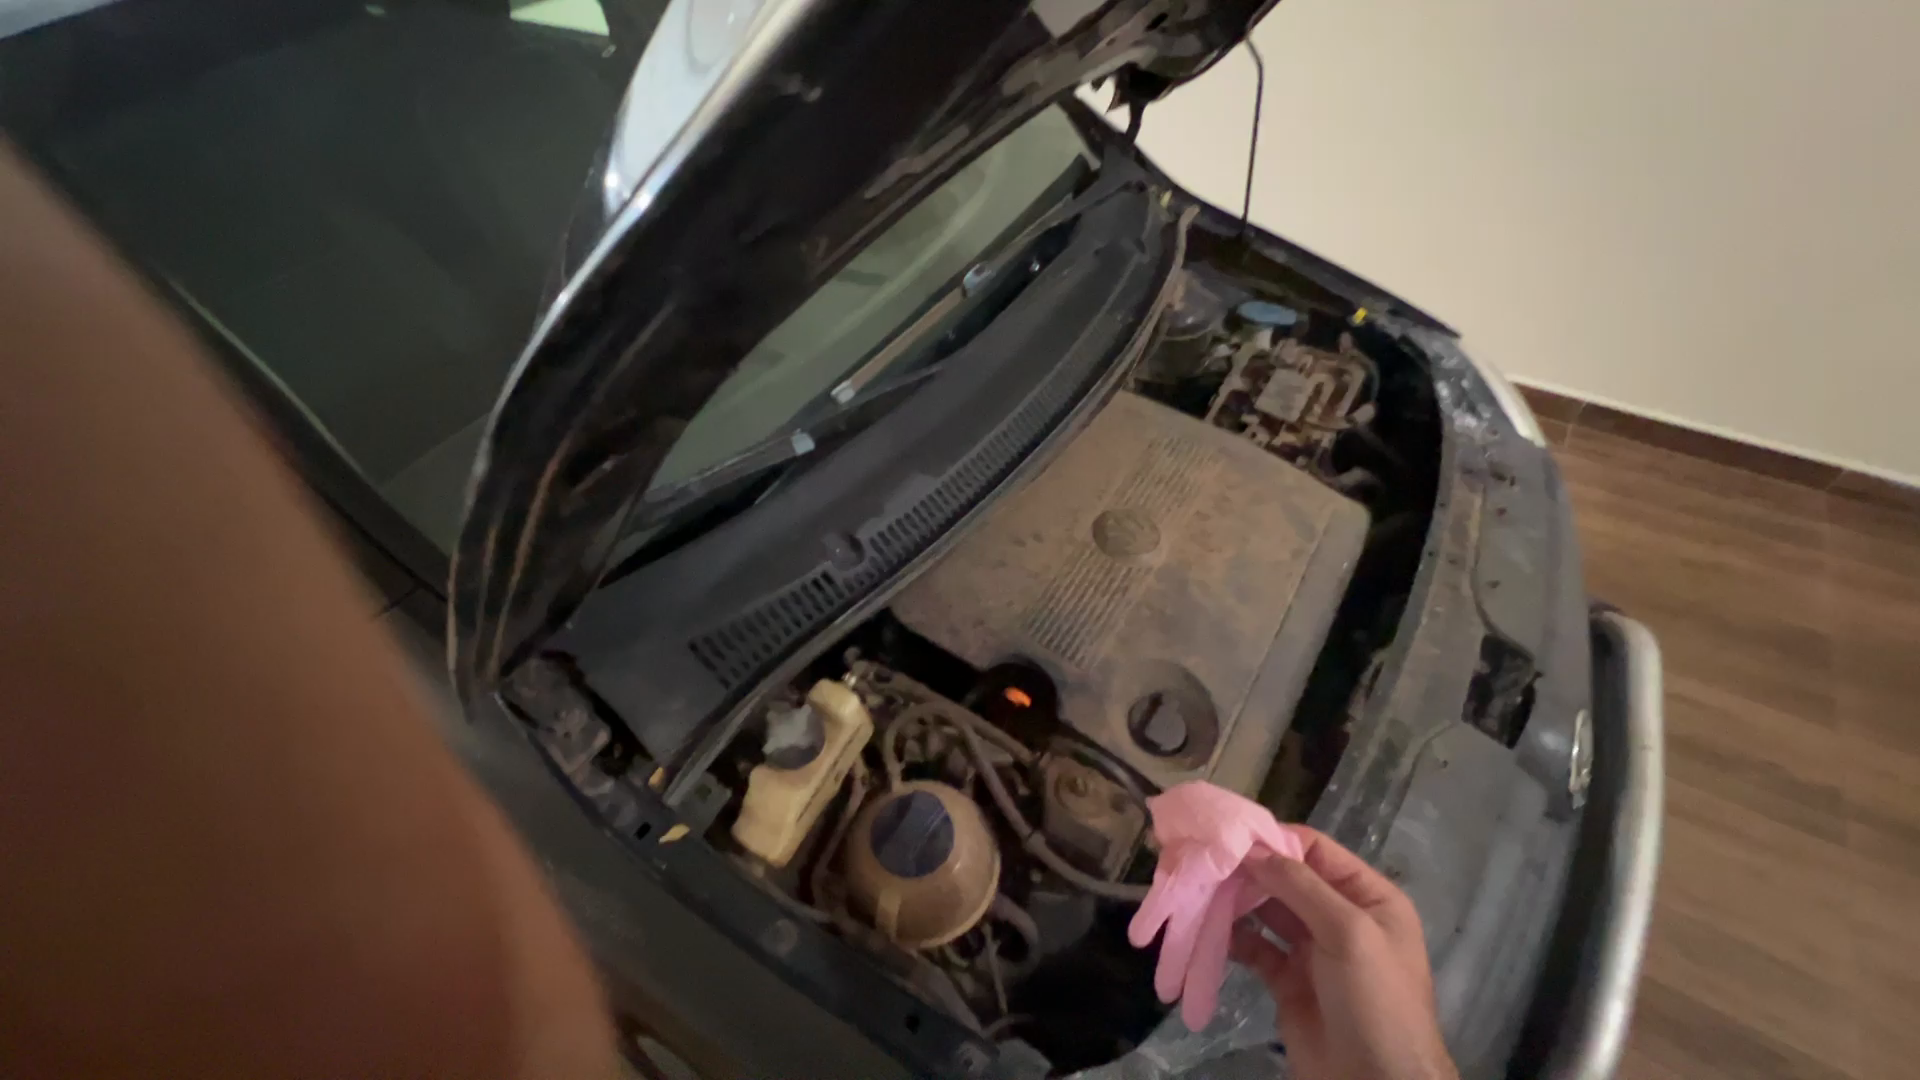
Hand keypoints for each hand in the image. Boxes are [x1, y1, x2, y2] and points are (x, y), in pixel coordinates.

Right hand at [1229, 827, 1456, 1079]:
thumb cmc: (1376, 1002)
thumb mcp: (1350, 933)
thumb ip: (1300, 885)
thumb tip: (1251, 849)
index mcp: (1369, 898)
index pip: (1316, 850)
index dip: (1275, 840)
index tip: (1231, 836)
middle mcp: (1340, 917)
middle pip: (1287, 878)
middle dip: (1249, 869)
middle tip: (1206, 860)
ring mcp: (1313, 950)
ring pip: (1267, 909)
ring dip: (1236, 899)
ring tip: (1201, 888)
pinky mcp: (1288, 980)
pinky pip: (1255, 946)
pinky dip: (1233, 936)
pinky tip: (1210, 928)